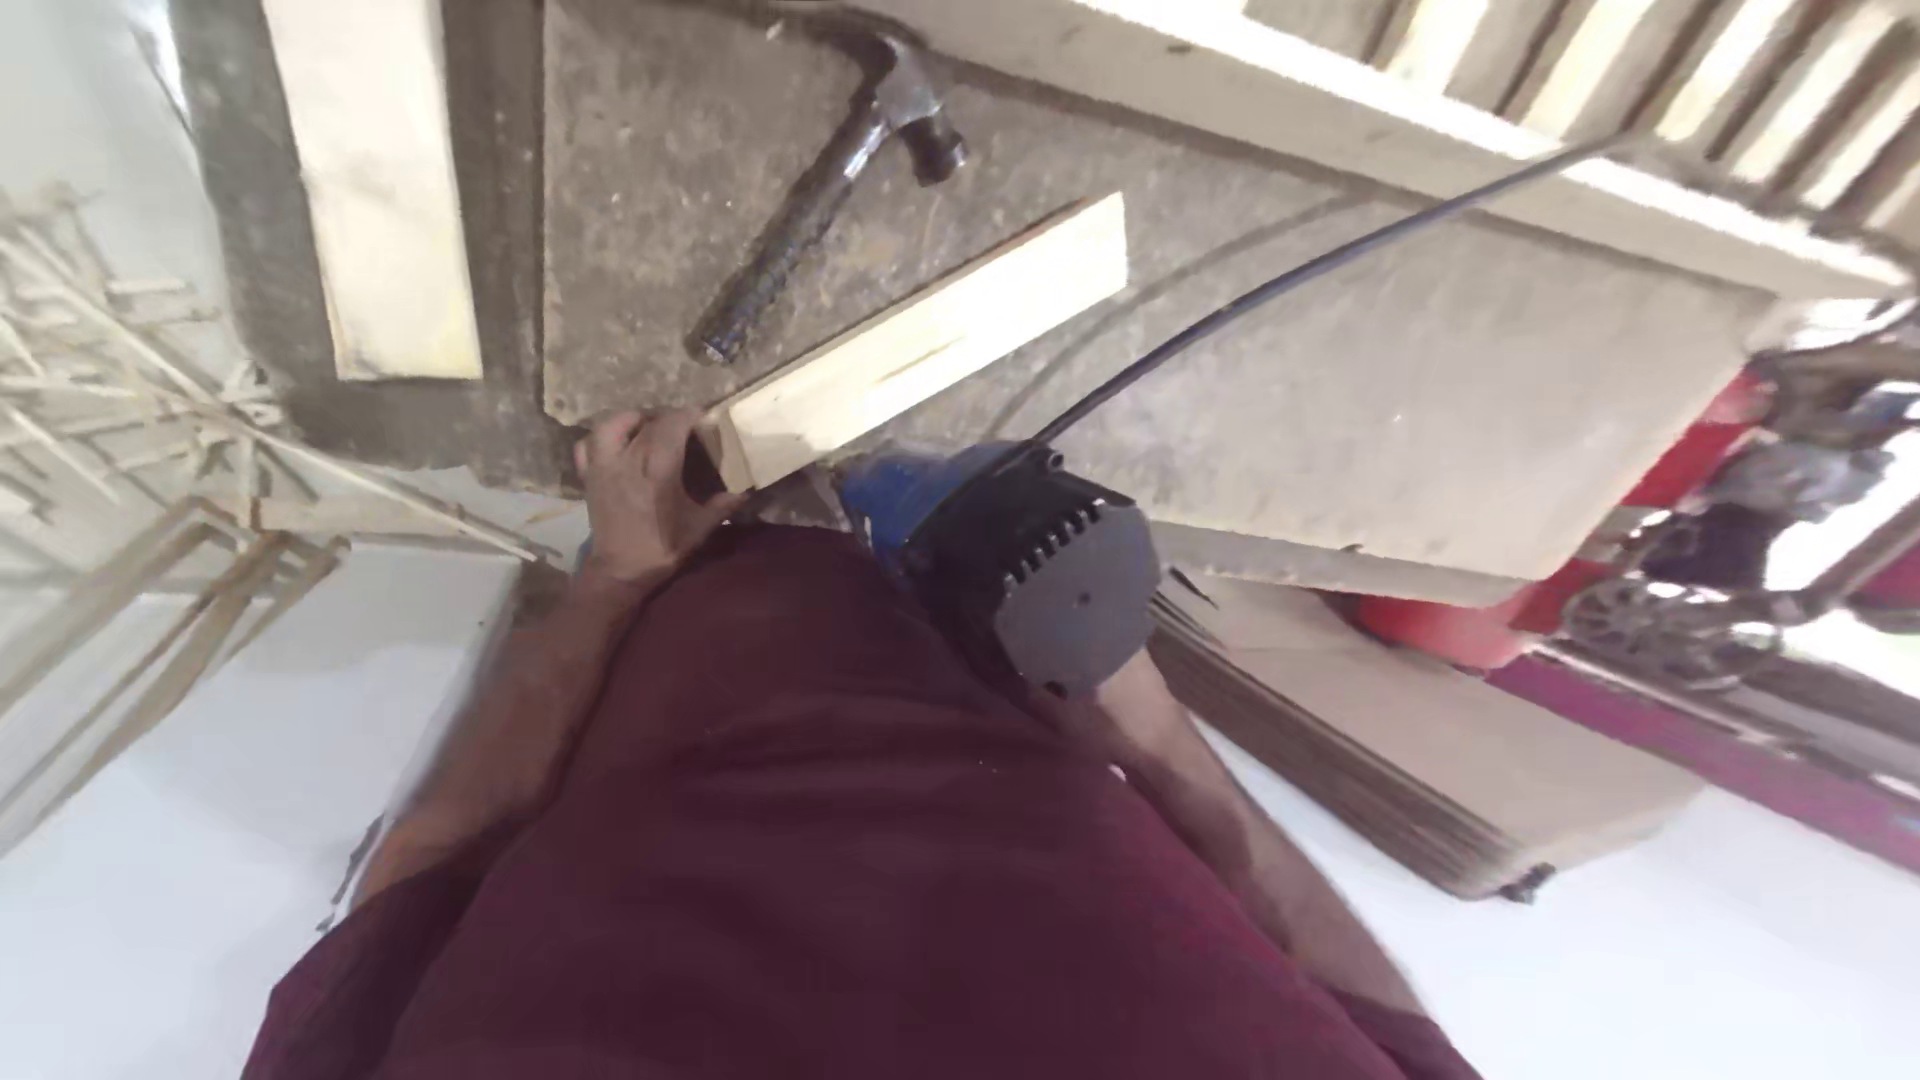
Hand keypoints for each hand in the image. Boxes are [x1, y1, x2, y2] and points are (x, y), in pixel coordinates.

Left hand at [574, 409, 746, 592]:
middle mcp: (628, 460)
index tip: (704, 415)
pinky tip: (618, 442)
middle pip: (647, 421)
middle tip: (684, 424)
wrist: (623, 569)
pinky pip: (589, 443)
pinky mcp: (589, 475)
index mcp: (658, 469)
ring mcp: (603, 465)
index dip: (689, 414)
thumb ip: (724, 504)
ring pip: (612, 423)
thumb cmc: (664, 546)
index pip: (672, 424)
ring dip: (632, 418)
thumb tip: (747, 489)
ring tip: (648, 425)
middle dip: (668, 417)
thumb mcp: (701, 526)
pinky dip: (604, 436)